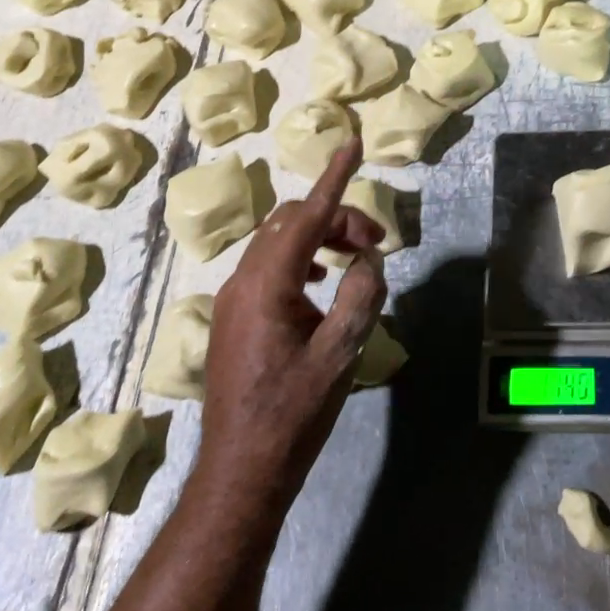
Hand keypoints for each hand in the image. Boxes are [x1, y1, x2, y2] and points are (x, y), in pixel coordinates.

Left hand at [198, 141, 387, 496]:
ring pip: (277, 242)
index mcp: (268, 284)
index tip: (352, 143)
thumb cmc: (294, 412)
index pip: (307, 216)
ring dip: (319, 238)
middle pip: (291, 222)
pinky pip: (269, 267)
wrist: (243, 467)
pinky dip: (301, 259)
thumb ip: (361, 296)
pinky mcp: (234, 318)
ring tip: (354, 262)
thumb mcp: (341, 353)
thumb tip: (370, 259)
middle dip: (336, 218)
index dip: (335, 178)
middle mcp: (243, 281)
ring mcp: (233, 299)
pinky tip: (322, 284)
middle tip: (376, 245)